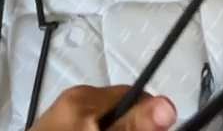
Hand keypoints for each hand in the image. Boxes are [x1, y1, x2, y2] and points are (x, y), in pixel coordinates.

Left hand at [29, 86, 176, 130]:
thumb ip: (133, 127)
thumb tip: (169, 105)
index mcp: (83, 98)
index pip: (134, 95)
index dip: (149, 118)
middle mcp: (71, 102)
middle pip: (118, 112)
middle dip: (131, 130)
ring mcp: (59, 120)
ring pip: (103, 125)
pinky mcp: (53, 130)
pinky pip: (84, 129)